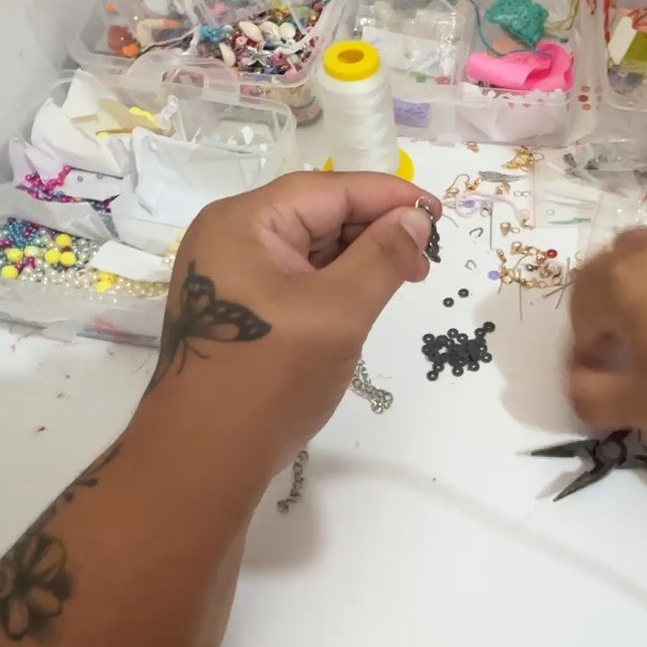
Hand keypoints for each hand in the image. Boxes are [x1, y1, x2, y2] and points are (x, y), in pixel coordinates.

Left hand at [133, 170, 437, 471]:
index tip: (439, 212)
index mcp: (244, 223)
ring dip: (362, 256)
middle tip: (427, 255)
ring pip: (312, 247)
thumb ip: (382, 257)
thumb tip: (416, 219)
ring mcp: (234, 275)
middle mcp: (233, 238)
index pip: (328, 190)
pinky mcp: (243, 308)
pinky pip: (300, 278)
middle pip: (318, 214)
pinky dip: (339, 280)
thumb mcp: (338, 312)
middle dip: (377, 228)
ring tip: (407, 276)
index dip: (389, 196)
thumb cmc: (271, 378)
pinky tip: (368, 294)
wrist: (207, 457)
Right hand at [567, 227, 646, 432]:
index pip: (577, 315)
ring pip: (645, 258)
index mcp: (619, 280)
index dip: (582, 354)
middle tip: (626, 354)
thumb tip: (578, 382)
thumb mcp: (642, 407)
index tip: (600, 382)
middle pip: (604, 275)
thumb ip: (589, 398)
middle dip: (602, 315)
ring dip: (637, 292)